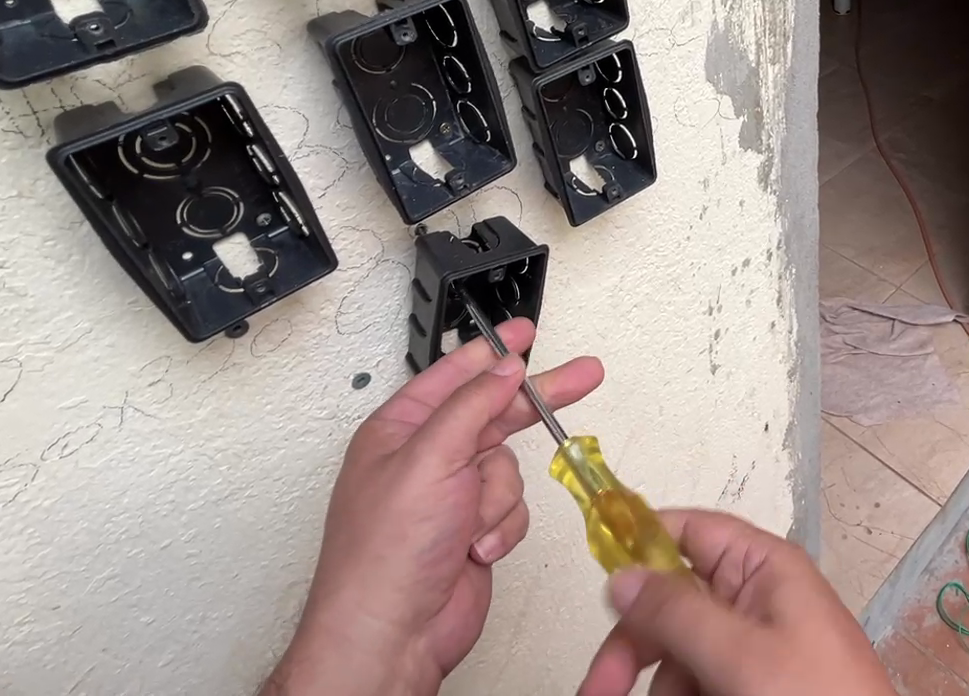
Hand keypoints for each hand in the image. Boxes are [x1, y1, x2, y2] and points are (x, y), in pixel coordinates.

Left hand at [264, 319, 603, 695]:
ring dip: (497, 496)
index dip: (496, 350)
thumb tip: (504, 366)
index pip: (458, 373)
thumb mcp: (429, 461)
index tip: (527, 331)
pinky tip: (474, 545)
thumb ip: (472, 405)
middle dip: (537, 402)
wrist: (394, 638)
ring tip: (469, 520)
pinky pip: (514, 504)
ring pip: (510, 465)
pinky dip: (501, 525)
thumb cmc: (384, 555)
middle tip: (584, 375)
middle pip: (498, 412)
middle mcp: (428, 455)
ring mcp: (453, 492)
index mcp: (403, 429)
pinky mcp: (475, 524)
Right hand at [577, 509, 897, 695]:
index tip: (597, 573)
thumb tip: (620, 574)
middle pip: (671, 604)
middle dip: (633, 646)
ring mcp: (753, 648)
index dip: (641, 543)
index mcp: (762, 567)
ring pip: (677, 654)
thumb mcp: (740, 653)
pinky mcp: (750, 686)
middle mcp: (754, 599)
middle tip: (599, 691)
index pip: (689, 532)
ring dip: (659, 685)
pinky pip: (697, 683)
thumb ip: (676, 611)